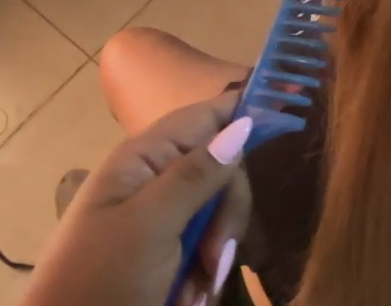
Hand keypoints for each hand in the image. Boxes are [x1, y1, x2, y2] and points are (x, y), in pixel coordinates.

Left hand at [23, 91, 253, 305]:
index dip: (245, 111)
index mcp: (143, 158)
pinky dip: (203, 276)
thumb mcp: (149, 227)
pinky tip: (188, 300)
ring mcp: (161, 219)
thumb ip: (197, 174)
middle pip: (221, 168)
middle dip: (227, 214)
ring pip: (219, 213)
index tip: (292, 104)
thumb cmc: (98, 287)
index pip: (206, 115)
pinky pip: (206, 249)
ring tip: (194, 294)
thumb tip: (243, 122)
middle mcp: (154, 179)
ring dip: (216, 253)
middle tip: (215, 257)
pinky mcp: (166, 256)